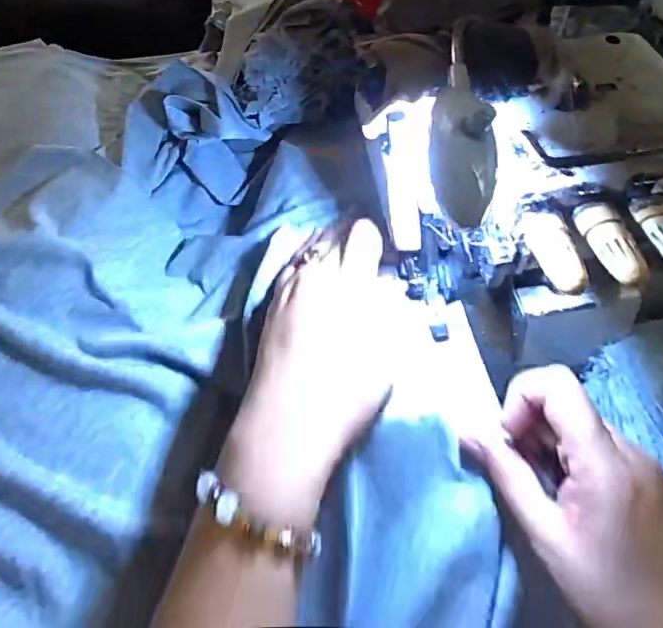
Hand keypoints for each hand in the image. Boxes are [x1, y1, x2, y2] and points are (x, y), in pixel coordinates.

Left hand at [218, 219, 416, 527]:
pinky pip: (290, 262)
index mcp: (352, 281)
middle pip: (336, 235)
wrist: (287, 426)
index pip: (364, 235)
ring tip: (340, 249)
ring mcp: (290, 286)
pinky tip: (311, 262)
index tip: (384, 249)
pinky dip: (304, 255)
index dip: (377, 237)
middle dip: (353, 234)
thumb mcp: (388, 351)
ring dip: (328, 242)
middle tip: (365, 246)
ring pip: (310, 245)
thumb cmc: (348, 393)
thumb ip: (391, 309)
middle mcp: (319, 274)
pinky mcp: (271, 301)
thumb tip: (389, 286)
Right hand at [463, 366, 662, 627]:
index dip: (521, 397)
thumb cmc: (613, 593)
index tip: (508, 441)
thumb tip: (472, 433)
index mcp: (604, 456)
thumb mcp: (549, 540)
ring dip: (552, 444)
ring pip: (583, 424)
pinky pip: (602, 445)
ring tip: (547, 495)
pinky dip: (576, 458)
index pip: (557, 382)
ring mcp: (644, 457)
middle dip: (531, 425)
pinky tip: (575, 503)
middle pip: (568, 401)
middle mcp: (628, 444)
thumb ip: (510, 478)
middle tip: (519, 472)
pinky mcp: (651, 474)